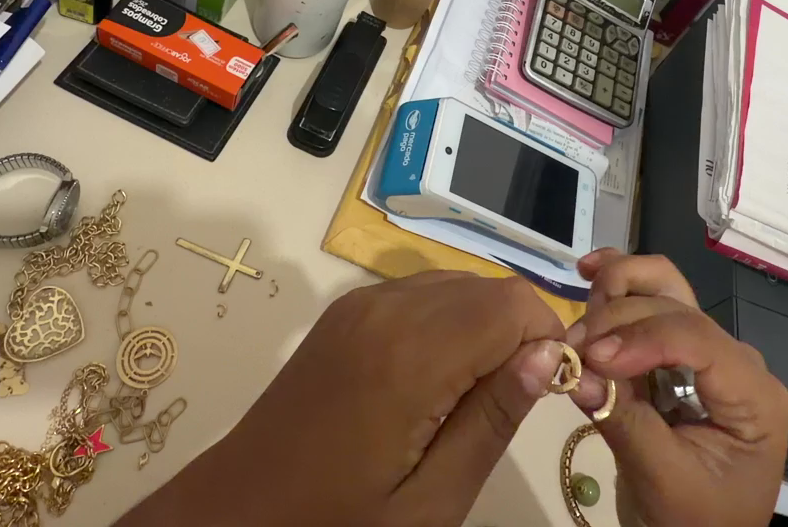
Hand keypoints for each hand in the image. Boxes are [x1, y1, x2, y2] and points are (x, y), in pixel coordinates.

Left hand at [133, 271, 564, 526]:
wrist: (238, 513)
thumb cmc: (339, 521)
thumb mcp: (430, 500)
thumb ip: (493, 418)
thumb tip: (549, 354)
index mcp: (411, 352)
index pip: (512, 303)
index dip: (546, 336)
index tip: (547, 388)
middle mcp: (387, 306)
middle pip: (487, 286)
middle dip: (517, 331)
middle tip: (508, 401)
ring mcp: (362, 301)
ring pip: (457, 283)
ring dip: (483, 324)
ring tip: (469, 394)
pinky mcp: (347, 308)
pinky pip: (420, 292)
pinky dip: (447, 320)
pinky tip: (434, 376)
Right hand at [565, 250, 787, 526]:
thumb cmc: (693, 520)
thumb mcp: (662, 481)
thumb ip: (624, 422)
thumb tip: (575, 372)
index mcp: (753, 394)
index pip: (696, 338)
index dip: (639, 337)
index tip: (589, 356)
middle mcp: (737, 360)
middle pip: (675, 306)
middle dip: (618, 318)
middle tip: (572, 347)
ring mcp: (709, 351)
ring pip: (665, 286)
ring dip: (619, 284)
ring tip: (581, 304)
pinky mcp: (681, 351)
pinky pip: (652, 302)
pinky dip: (620, 284)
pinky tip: (590, 272)